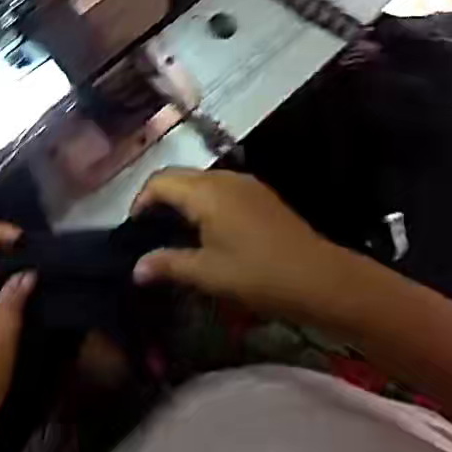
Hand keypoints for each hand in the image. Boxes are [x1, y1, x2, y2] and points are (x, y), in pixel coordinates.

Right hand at [129, 168, 363, 322]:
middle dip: (159, 197)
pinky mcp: (258, 193)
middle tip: (148, 229)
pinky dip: (203, 201)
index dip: (141, 200)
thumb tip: (136, 268)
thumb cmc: (258, 274)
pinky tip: (206, 229)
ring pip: (200, 180)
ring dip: (182, 198)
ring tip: (173, 230)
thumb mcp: (208, 274)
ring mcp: (243, 182)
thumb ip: (169, 265)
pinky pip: (219, 187)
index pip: (160, 181)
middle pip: (179, 176)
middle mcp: (222, 177)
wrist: (318, 276)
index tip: (132, 228)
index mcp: (205, 191)